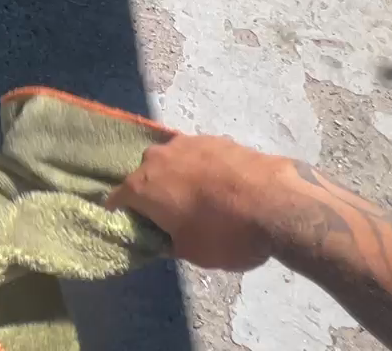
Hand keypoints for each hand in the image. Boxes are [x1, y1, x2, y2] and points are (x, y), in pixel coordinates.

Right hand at [104, 134, 302, 270]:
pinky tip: (227, 184)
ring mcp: (183, 143)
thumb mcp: (194, 253)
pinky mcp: (211, 137)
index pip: (117, 198)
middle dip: (155, 191)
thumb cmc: (225, 233)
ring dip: (180, 176)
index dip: (122, 211)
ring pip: (173, 161)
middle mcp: (153, 158)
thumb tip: (166, 236)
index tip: (132, 222)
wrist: (274, 203)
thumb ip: (171, 242)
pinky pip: (199, 155)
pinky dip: (206, 168)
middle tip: (175, 212)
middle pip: (145, 176)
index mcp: (141, 187)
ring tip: (205, 196)